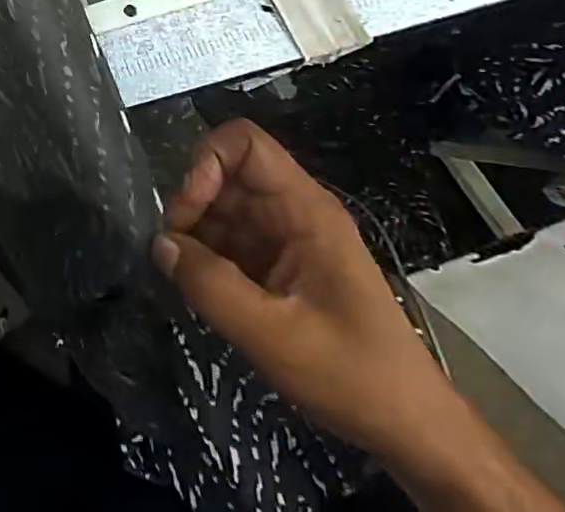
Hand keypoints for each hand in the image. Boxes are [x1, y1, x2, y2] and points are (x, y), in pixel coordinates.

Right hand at [151, 119, 447, 457]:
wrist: (404, 420)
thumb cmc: (351, 373)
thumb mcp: (275, 336)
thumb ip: (212, 287)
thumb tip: (160, 245)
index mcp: (304, 209)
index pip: (246, 144)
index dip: (207, 163)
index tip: (185, 213)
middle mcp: (293, 211)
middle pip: (228, 175)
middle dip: (192, 203)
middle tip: (171, 252)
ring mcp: (286, 237)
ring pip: (224, 209)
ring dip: (195, 232)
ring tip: (179, 274)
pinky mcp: (278, 265)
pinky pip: (231, 242)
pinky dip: (206, 256)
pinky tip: (194, 286)